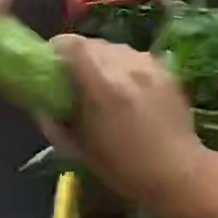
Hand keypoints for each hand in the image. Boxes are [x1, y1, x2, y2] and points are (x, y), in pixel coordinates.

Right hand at [41, 35, 212, 216]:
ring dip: (103, 59)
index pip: (72, 44)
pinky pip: (136, 58)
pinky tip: (126, 89)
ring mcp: (149, 66)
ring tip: (101, 84)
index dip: (56, 48)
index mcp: (102, 83)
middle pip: (93, 43)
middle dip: (78, 56)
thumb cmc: (124, 168)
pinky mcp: (166, 71)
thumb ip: (54, 121)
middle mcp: (126, 66)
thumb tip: (38, 103)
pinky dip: (124, 66)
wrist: (178, 174)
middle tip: (73, 79)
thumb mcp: (79, 149)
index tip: (50, 64)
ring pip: (116, 48)